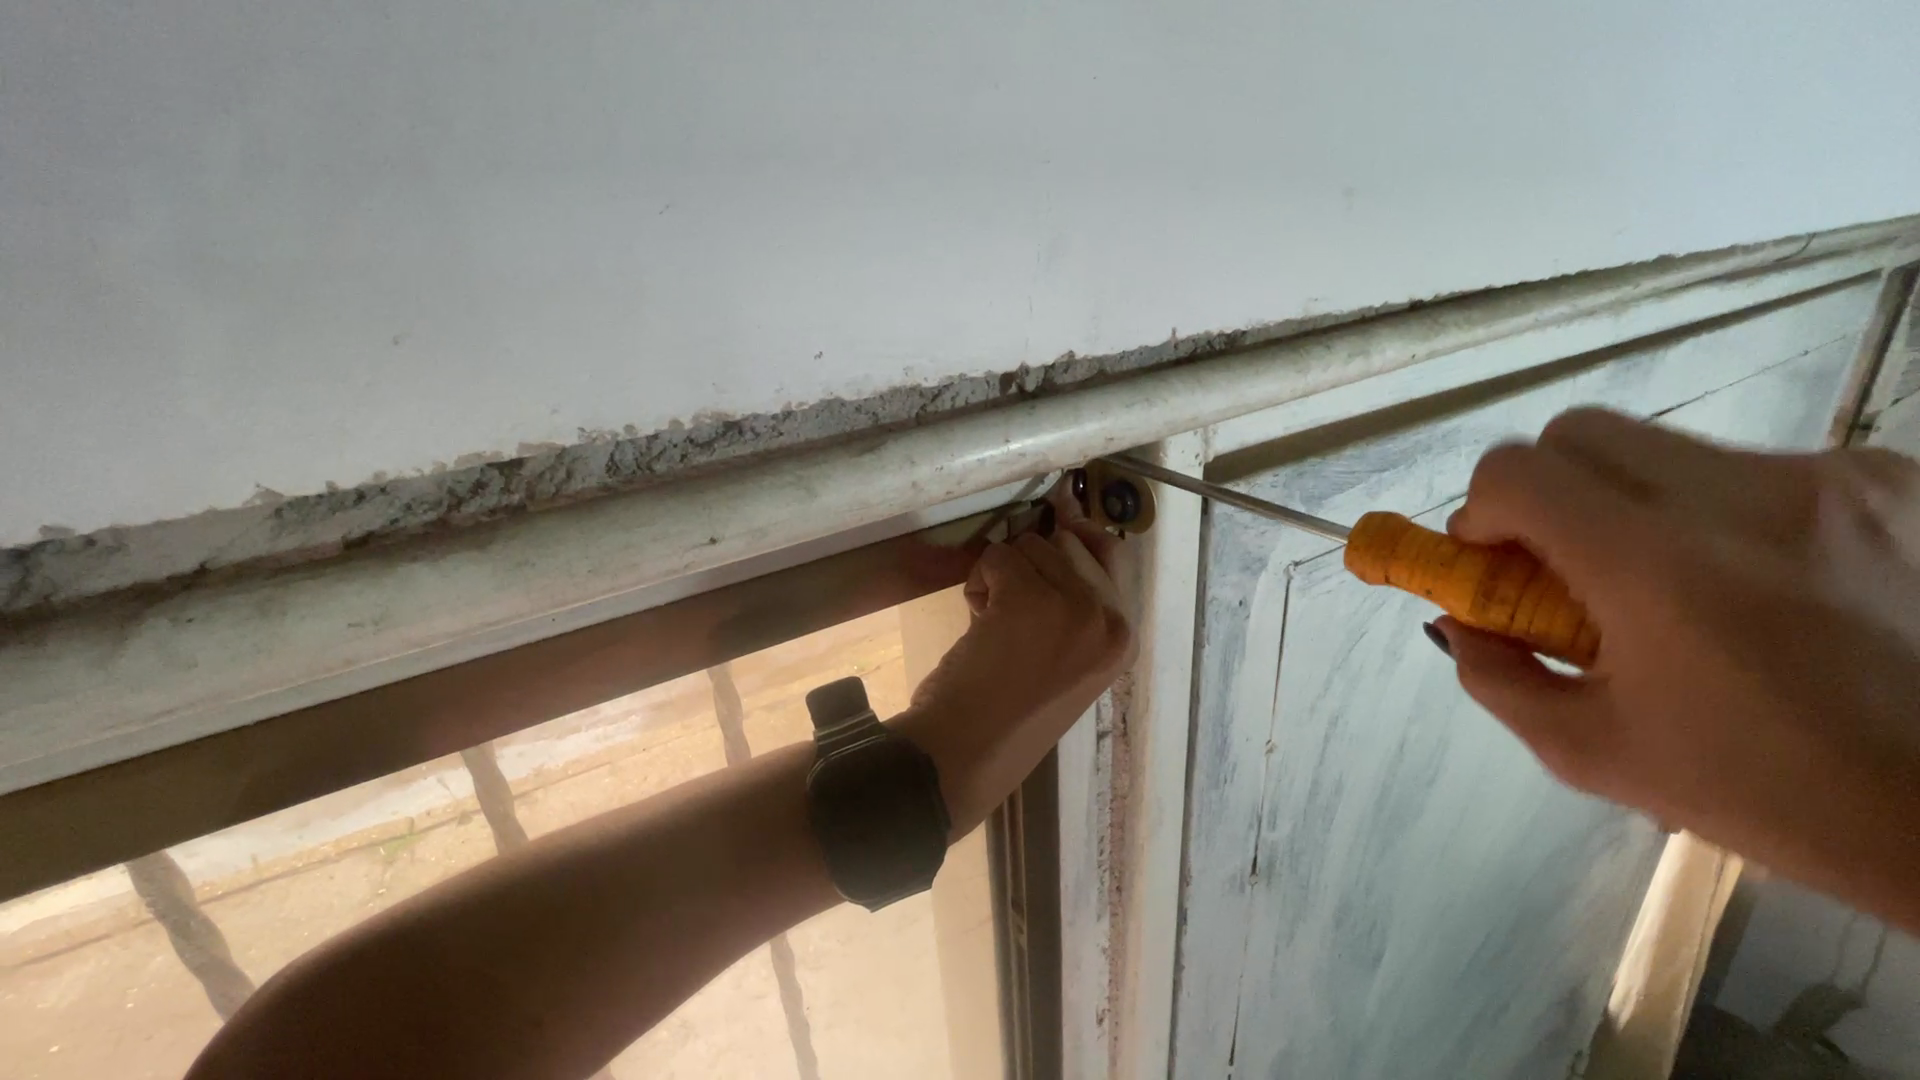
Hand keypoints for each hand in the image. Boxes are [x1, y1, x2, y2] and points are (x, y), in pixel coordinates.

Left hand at [895, 480, 1137, 835]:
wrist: (969, 753)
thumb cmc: (1013, 716)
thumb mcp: (1067, 660)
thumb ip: (1074, 608)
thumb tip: (1062, 536)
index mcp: (1123, 638)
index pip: (1113, 555)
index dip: (1077, 538)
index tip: (1051, 534)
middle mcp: (1109, 618)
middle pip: (1068, 544)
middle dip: (1032, 566)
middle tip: (1013, 611)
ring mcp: (1072, 607)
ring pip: (1030, 546)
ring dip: (1003, 575)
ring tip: (995, 624)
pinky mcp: (1027, 599)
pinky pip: (998, 556)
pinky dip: (980, 579)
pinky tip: (978, 620)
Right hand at [1430, 408, 1919, 927]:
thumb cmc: (1774, 793)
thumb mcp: (1593, 752)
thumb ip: (1497, 676)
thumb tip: (1457, 618)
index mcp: (1660, 569)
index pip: (1517, 471)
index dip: (1481, 510)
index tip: (1496, 561)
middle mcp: (1747, 498)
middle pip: (1581, 433)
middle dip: (1544, 491)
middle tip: (1564, 562)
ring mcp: (1834, 478)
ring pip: (1663, 449)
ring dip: (1629, 504)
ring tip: (1677, 586)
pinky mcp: (1894, 478)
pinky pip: (1749, 468)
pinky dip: (1717, 513)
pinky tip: (1764, 583)